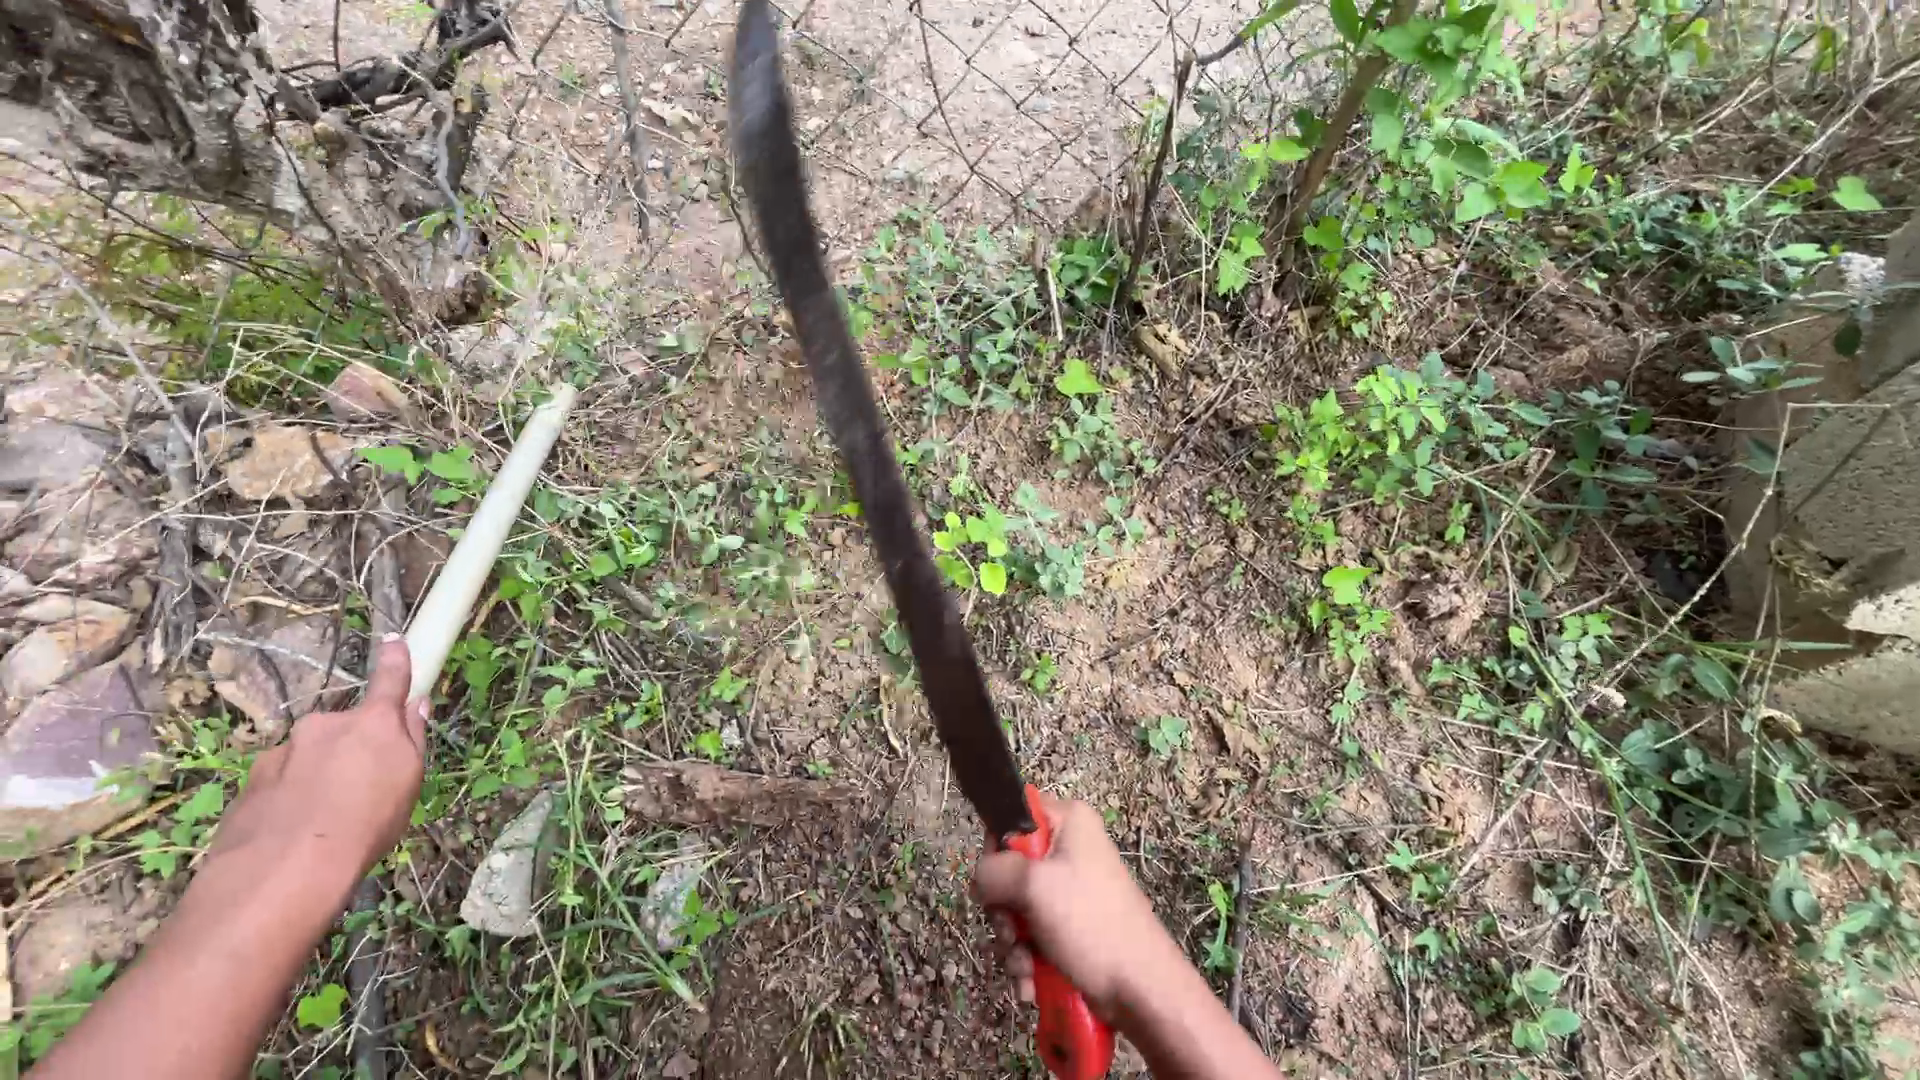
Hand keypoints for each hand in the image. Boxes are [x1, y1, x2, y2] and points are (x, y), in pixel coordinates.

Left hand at [206, 635, 427, 887]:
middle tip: (364, 788)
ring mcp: (282, 752)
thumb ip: (412, 738)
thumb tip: (414, 705)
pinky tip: (297, 830)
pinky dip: (292, 798)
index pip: (389, 681)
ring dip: (320, 776)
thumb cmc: (366, 821)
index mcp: (371, 722)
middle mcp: (324, 726)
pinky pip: (282, 782)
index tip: (393, 639)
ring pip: (310, 757)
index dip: (395, 659)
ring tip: (327, 820)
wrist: (283, 869)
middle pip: (345, 729)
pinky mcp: (251, 782)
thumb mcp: (409, 780)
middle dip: (353, 748)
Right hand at [971, 791, 1182, 1020]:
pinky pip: (1032, 933)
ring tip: (1025, 966)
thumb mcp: (1034, 886)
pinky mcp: (1070, 925)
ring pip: (1017, 906)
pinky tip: (1030, 981)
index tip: (996, 880)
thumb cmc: (1090, 923)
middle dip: (1003, 909)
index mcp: (1069, 821)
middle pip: (1009, 867)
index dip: (996, 848)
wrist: (1140, 989)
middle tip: (1011, 931)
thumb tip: (981, 878)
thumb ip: (993, 870)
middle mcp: (1069, 849)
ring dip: (1012, 941)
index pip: (1012, 815)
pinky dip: (1026, 958)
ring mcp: (1070, 889)